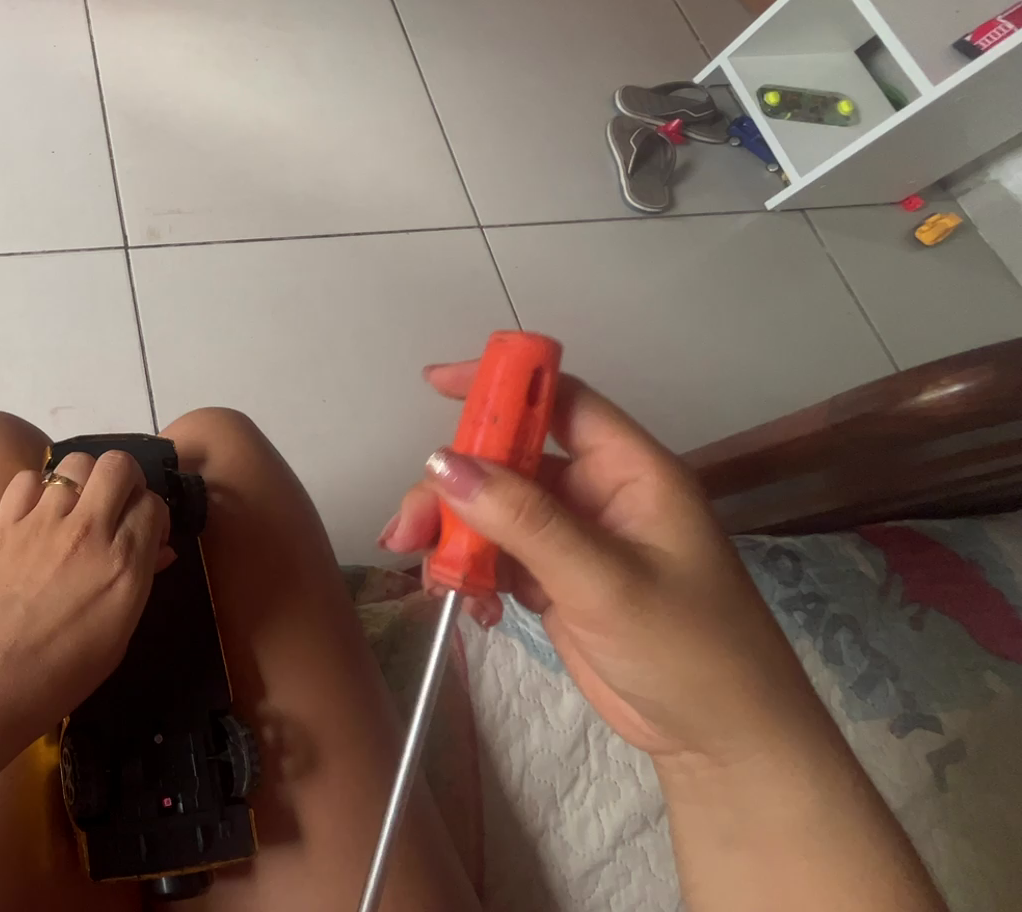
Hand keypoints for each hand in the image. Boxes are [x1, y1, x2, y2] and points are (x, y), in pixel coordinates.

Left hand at [0, 450, 172, 738]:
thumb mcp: (118, 635)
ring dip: (84, 479)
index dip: (153, 515)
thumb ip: (140, 581)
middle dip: (126, 480)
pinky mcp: (5, 522)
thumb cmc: (62, 673)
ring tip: (78, 505)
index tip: (145, 531)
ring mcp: (43, 522)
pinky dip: (37, 488)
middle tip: (117, 505)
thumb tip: (159, 549)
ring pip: (75, 463)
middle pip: (118, 465)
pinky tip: (37, 511)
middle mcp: (88, 532)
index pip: (152, 505)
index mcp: (124, 565)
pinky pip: (27, 478)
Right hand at [382, 361, 832, 769]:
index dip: (501, 384)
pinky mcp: (549, 575)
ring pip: (486, 508)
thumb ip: (522, 519)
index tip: (433, 384)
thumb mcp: (604, 581)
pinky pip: (490, 551)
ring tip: (429, 574)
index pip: (559, 401)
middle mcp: (594, 494)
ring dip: (448, 534)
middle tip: (409, 530)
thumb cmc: (690, 653)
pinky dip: (466, 570)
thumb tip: (440, 463)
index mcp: (629, 473)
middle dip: (449, 488)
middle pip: (502, 461)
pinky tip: (465, 602)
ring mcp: (569, 536)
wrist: (721, 746)